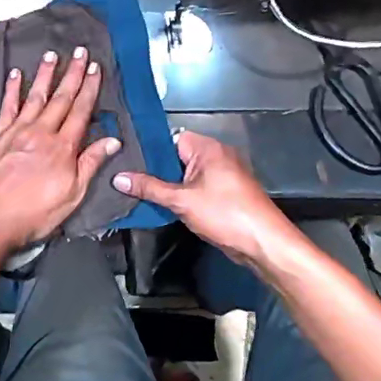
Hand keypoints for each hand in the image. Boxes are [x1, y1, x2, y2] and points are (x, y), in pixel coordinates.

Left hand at [0, 47, 121, 253]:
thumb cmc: (34, 213)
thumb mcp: (73, 195)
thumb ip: (90, 164)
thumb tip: (112, 141)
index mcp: (62, 147)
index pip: (80, 111)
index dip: (90, 88)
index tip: (95, 69)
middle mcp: (40, 133)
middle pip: (61, 98)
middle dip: (72, 74)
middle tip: (80, 52)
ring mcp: (17, 133)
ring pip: (35, 96)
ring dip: (45, 74)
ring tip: (52, 54)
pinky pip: (7, 107)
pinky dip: (12, 89)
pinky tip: (15, 75)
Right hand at [112, 131, 300, 268]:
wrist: (262, 242)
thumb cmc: (225, 213)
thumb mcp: (181, 200)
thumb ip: (149, 188)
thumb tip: (119, 178)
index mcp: (207, 148)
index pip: (169, 138)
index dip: (148, 149)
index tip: (124, 159)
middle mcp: (216, 156)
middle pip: (176, 158)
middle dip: (155, 170)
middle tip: (125, 178)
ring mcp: (221, 175)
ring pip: (185, 175)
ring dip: (167, 186)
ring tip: (137, 192)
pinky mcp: (223, 193)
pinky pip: (195, 188)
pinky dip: (181, 196)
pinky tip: (161, 205)